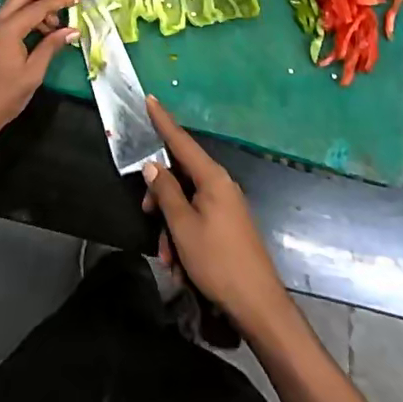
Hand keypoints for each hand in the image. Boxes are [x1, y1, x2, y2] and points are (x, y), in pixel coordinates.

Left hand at [0, 0, 77, 140]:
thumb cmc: (5, 96)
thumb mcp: (33, 72)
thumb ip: (51, 46)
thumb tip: (73, 30)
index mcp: (8, 29)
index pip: (39, 5)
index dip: (60, 0)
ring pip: (16, 3)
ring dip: (37, 4)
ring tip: (56, 24)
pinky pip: (11, 16)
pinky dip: (28, 15)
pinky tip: (41, 31)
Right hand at [140, 95, 292, 331]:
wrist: (256, 302)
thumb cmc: (217, 260)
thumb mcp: (182, 226)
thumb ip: (165, 192)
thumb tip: (153, 165)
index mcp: (212, 178)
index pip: (181, 141)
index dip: (163, 121)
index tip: (150, 99)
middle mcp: (220, 185)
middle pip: (180, 176)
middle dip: (159, 198)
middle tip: (146, 217)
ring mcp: (225, 205)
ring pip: (185, 204)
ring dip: (170, 228)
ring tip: (170, 261)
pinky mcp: (227, 225)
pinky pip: (196, 220)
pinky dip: (183, 239)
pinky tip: (181, 267)